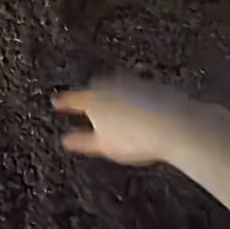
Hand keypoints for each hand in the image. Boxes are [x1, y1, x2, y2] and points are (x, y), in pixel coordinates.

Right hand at [52, 78, 206, 165]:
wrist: (175, 124)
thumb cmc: (135, 137)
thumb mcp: (103, 145)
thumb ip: (82, 141)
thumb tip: (65, 140)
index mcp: (94, 99)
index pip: (72, 99)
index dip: (62, 102)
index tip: (54, 101)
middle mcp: (112, 84)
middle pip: (95, 88)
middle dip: (90, 95)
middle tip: (85, 103)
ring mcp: (134, 82)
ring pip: (117, 87)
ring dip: (112, 94)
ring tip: (112, 106)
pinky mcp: (154, 86)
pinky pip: (137, 90)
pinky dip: (133, 98)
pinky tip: (138, 109)